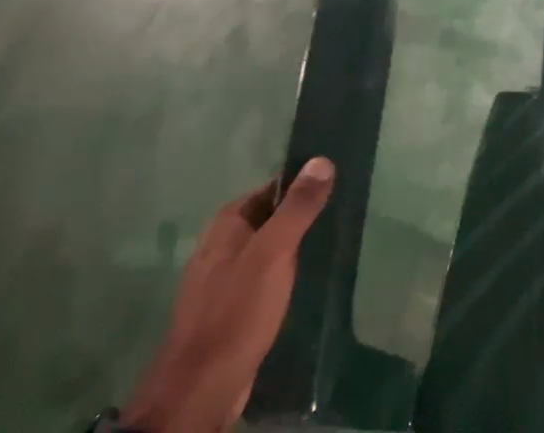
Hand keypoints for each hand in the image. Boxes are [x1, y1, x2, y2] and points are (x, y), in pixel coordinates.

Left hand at [122, 158, 334, 432]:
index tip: (336, 186)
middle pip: (267, 218)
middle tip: (340, 217)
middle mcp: (219, 245)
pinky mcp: (229, 307)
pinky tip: (302, 283)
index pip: (271, 189)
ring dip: (291, 247)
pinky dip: (282, 273)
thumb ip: (297, 208)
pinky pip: (261, 277)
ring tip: (328, 247)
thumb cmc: (238, 309)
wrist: (203, 383)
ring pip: (265, 249)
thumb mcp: (274, 252)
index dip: (301, 185)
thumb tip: (322, 160)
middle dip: (299, 216)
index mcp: (226, 224)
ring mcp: (221, 279)